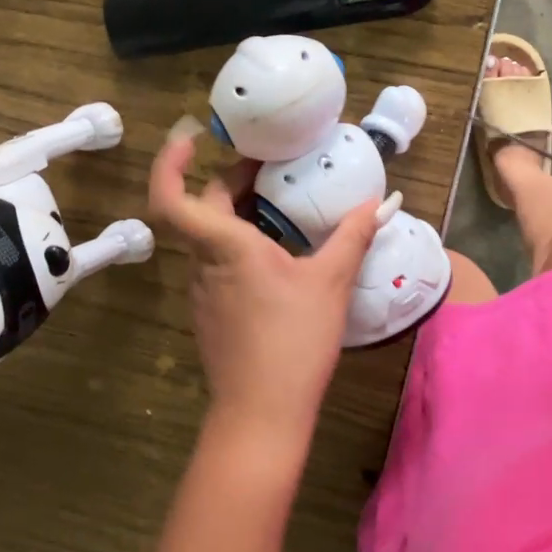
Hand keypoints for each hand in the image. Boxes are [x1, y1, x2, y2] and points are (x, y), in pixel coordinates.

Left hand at [148, 122, 380, 444]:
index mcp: (224, 245)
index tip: (190, 138)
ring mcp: (202, 290)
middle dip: (229, 181)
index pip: (171, 196)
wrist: (261, 413)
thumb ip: (353, 236)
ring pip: (209, 238)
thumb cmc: (293, 341)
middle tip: (267, 167)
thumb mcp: (330, 283)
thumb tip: (381, 201)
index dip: (170, 162)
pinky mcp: (210, 313)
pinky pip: (218, 264)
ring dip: (236, 214)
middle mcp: (203, 262)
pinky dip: (238, 246)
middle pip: (201, 208)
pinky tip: (276, 257)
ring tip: (279, 207)